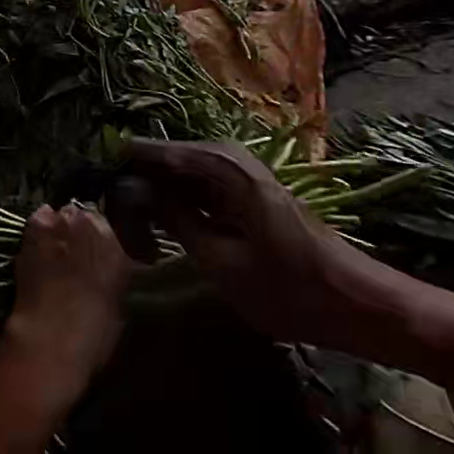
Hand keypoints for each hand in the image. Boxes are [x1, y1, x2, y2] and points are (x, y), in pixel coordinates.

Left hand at [7, 204, 130, 379]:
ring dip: (59, 229)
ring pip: (60, 216)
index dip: (99, 244)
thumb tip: (107, 273)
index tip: (94, 257)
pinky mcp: (35, 227)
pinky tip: (38, 245)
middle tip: (74, 254)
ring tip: (54, 250)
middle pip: (83, 217)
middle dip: (79, 232)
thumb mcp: (118, 303)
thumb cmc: (94, 330)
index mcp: (118, 246)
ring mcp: (61, 221)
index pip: (108, 230)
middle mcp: (91, 223)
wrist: (52, 335)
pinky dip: (41, 229)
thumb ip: (114, 277)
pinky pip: (40, 218)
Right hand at [109, 140, 381, 346]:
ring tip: (133, 226)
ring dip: (157, 195)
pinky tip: (162, 226)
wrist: (358, 303)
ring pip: (180, 172)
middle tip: (115, 216)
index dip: (123, 163)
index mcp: (223, 165)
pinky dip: (178, 203)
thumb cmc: (292, 287)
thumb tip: (132, 190)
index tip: (95, 178)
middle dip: (138, 182)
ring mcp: (237, 172)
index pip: (156, 151)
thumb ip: (175, 220)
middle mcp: (228, 157)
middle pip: (166, 158)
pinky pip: (197, 185)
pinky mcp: (243, 190)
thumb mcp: (222, 262)